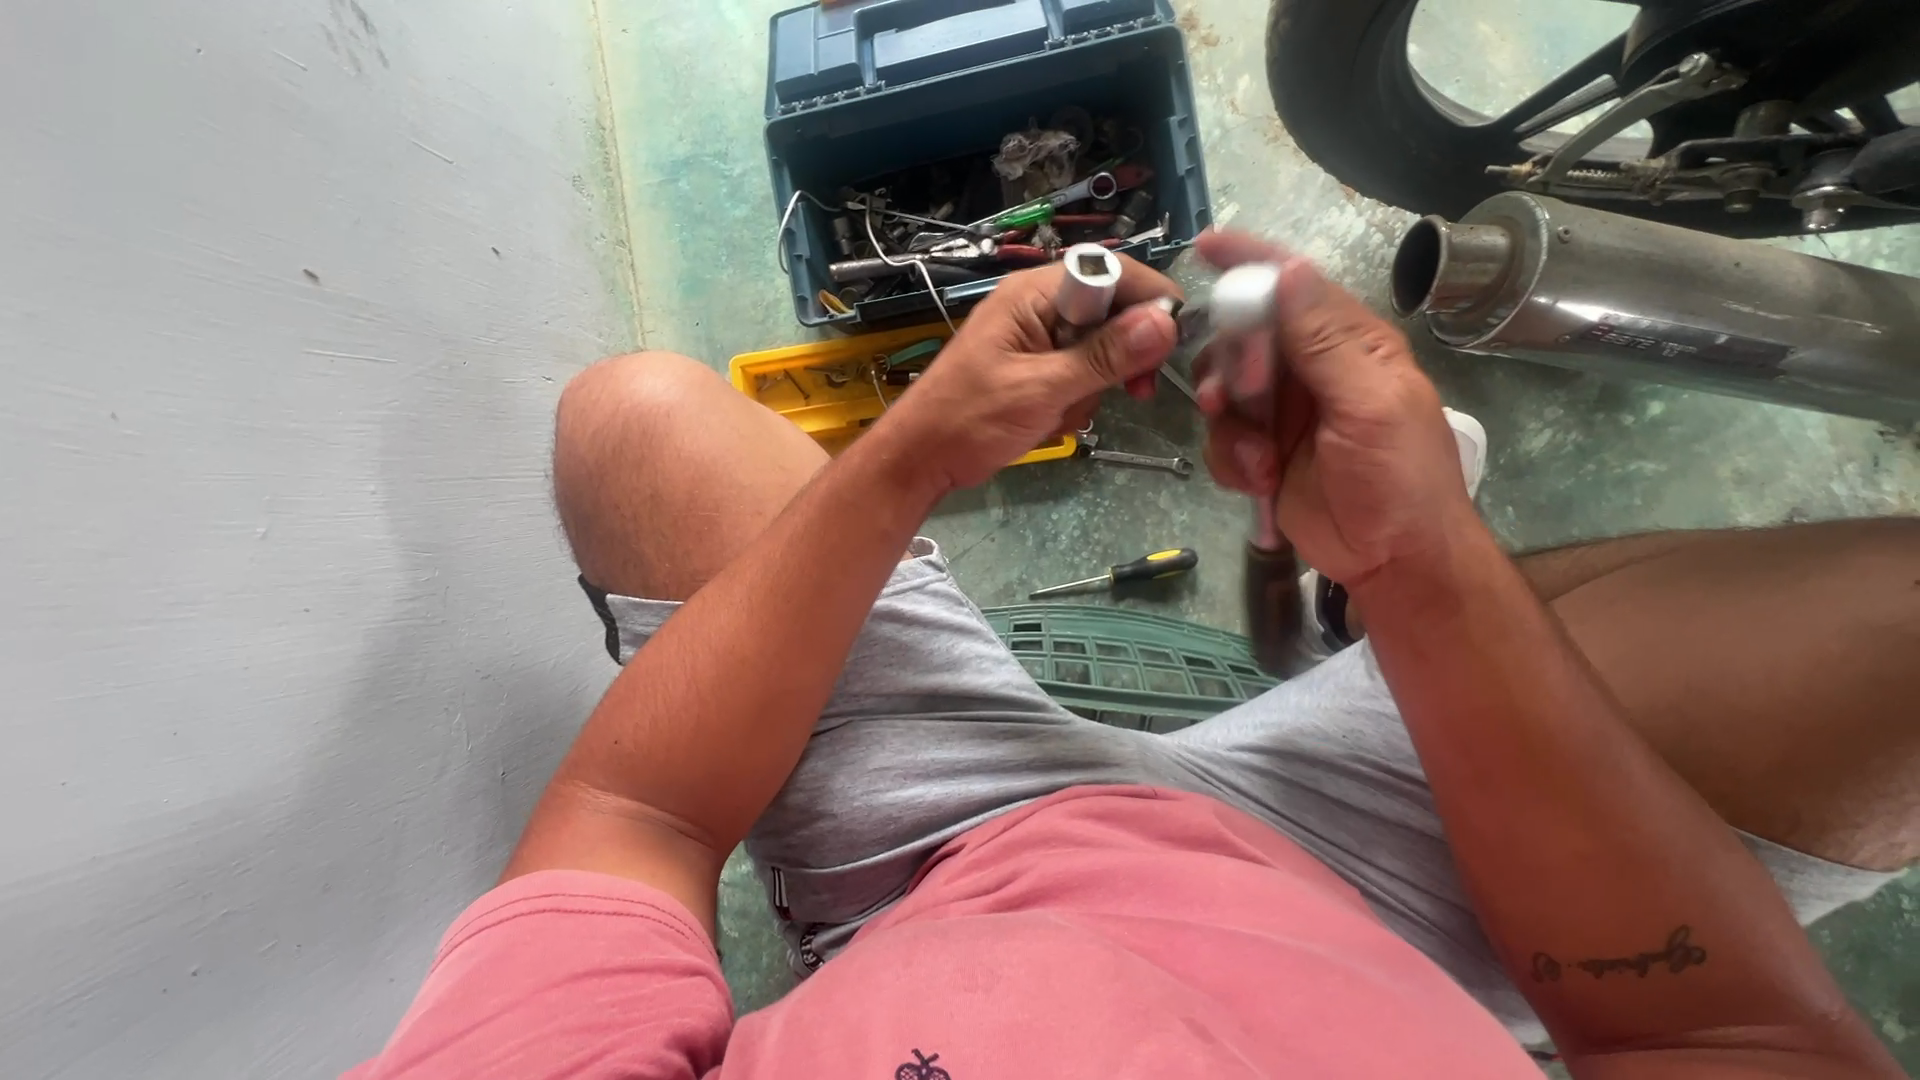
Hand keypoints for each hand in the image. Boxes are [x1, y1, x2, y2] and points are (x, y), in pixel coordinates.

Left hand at [879, 255, 1179, 491]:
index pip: (1110, 272)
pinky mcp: (1036, 369)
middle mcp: (1039, 307)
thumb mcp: (1041, 388)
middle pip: (1111, 312)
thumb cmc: (970, 418)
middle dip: (1123, 356)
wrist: (922, 458)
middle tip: (1135, 392)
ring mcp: (1037, 339)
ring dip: (1095, 387)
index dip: (1148, 299)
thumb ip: (1103, 357)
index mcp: (1034, 294)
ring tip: (1066, 413)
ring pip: (1099, 351)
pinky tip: (1054, 420)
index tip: (1174, 339)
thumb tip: (1165, 323)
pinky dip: (1076, 401)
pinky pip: (1078, 375)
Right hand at [1196, 229, 1475, 588]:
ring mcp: (1282, 413)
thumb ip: (1325, 340)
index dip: (1251, 262)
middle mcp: (1310, 370)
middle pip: (1242, 340)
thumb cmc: (1399, 478)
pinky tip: (1257, 480)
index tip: (1206, 247)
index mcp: (1347, 344)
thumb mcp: (1369, 403)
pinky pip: (1221, 439)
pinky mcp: (1261, 453)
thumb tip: (1288, 269)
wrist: (1392, 560)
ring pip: (1222, 393)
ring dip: (1229, 426)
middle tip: (1223, 399)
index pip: (1294, 286)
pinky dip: (1231, 460)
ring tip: (1255, 459)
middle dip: (1225, 369)